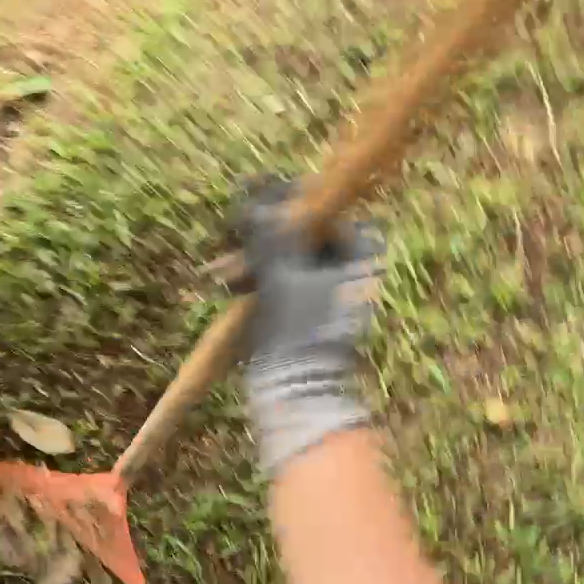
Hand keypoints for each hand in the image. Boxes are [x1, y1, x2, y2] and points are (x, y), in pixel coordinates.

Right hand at [238, 179, 383, 474]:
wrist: (294, 391)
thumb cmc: (296, 332)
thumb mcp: (280, 275)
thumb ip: (268, 232)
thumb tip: (254, 192)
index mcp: (363, 253)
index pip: (325, 208)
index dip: (290, 200)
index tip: (257, 197)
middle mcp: (350, 268)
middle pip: (300, 233)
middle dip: (261, 235)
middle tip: (231, 231)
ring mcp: (326, 291)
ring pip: (284, 258)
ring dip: (250, 259)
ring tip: (221, 271)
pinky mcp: (303, 311)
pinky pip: (277, 281)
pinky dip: (253, 281)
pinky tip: (227, 287)